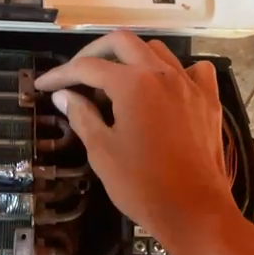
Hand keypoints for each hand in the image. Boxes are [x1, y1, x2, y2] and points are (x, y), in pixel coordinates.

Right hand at [34, 31, 240, 254]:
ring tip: (116, 79)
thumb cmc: (142, 185)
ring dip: (132, 57)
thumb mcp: (102, 151)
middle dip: (94, 52)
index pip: (88, 67)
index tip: (45, 85)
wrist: (194, 212)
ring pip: (157, 50)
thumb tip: (64, 95)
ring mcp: (190, 84)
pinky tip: (165, 87)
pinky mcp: (209, 101)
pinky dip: (176, 71)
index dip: (61, 74)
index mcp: (132, 83)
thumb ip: (82, 116)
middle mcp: (162, 73)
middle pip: (122, 42)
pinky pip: (194, 70)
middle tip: (76, 73)